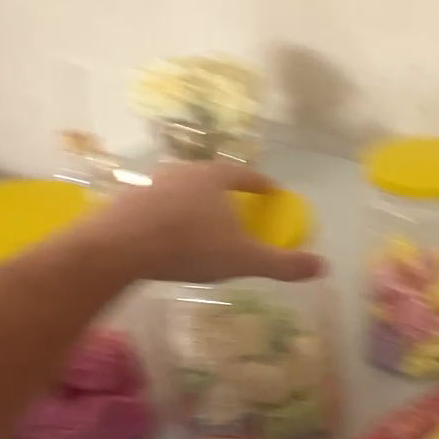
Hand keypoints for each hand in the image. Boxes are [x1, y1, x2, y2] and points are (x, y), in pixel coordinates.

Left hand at [80, 162, 324, 283]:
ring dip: (194, 204)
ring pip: (180, 190)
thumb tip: (323, 267)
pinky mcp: (122, 202)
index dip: (261, 184)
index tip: (272, 192)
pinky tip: (168, 239)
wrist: (115, 250)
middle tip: (236, 209)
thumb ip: (283, 263)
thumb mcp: (244, 259)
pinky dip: (167, 218)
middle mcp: (181, 171)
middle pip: (210, 178)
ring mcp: (148, 184)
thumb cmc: (188, 246)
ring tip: (202, 225)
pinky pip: (155, 207)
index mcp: (214, 177)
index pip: (245, 174)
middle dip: (225, 193)